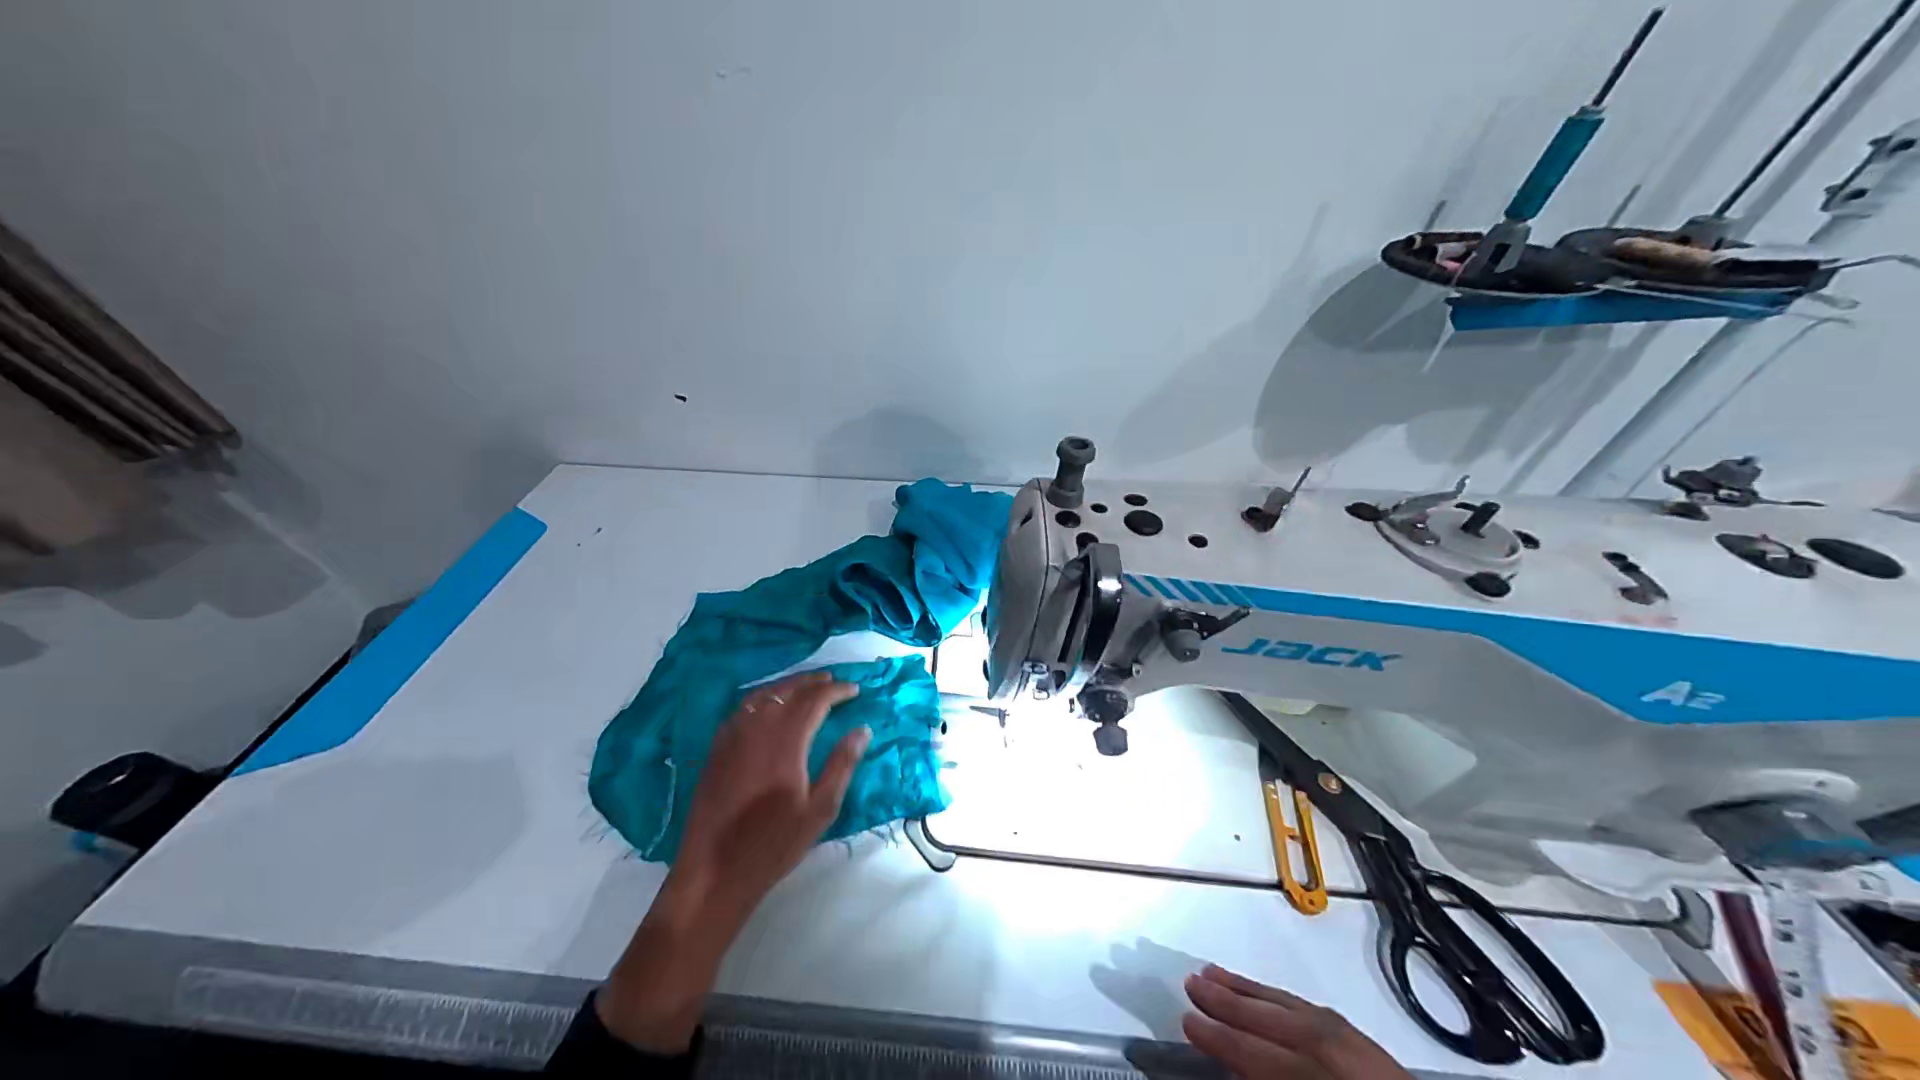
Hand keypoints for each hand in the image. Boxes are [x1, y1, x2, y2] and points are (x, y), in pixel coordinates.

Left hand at [674, 670, 866, 912]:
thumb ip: (842, 764)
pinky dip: (762, 698)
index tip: (855, 690)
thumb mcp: (820, 809)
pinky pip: (742, 709)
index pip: (814, 700)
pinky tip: (769, 707)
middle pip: (787, 690)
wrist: (715, 870)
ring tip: (805, 686)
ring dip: (787, 686)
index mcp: (785, 741)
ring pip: (762, 695)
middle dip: (812, 681)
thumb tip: (862, 730)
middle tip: (832, 681)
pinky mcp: (716, 749)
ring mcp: (732, 736)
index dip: (836, 691)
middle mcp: (757, 729)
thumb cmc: (774, 843)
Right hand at [1183, 965, 1413, 1079]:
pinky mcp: (1367, 1043)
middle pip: (1271, 1020)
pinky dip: (1281, 997)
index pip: (1256, 1053)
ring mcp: (1354, 1044)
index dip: (1218, 1037)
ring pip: (1291, 1006)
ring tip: (1214, 972)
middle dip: (1228, 1001)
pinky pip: (1313, 1009)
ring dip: (1249, 989)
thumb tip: (1234, 1068)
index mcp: (1313, 1075)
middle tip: (1191, 981)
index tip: (1187, 1020)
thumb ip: (1267, 1078)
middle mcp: (1332, 1054)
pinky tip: (1265, 993)